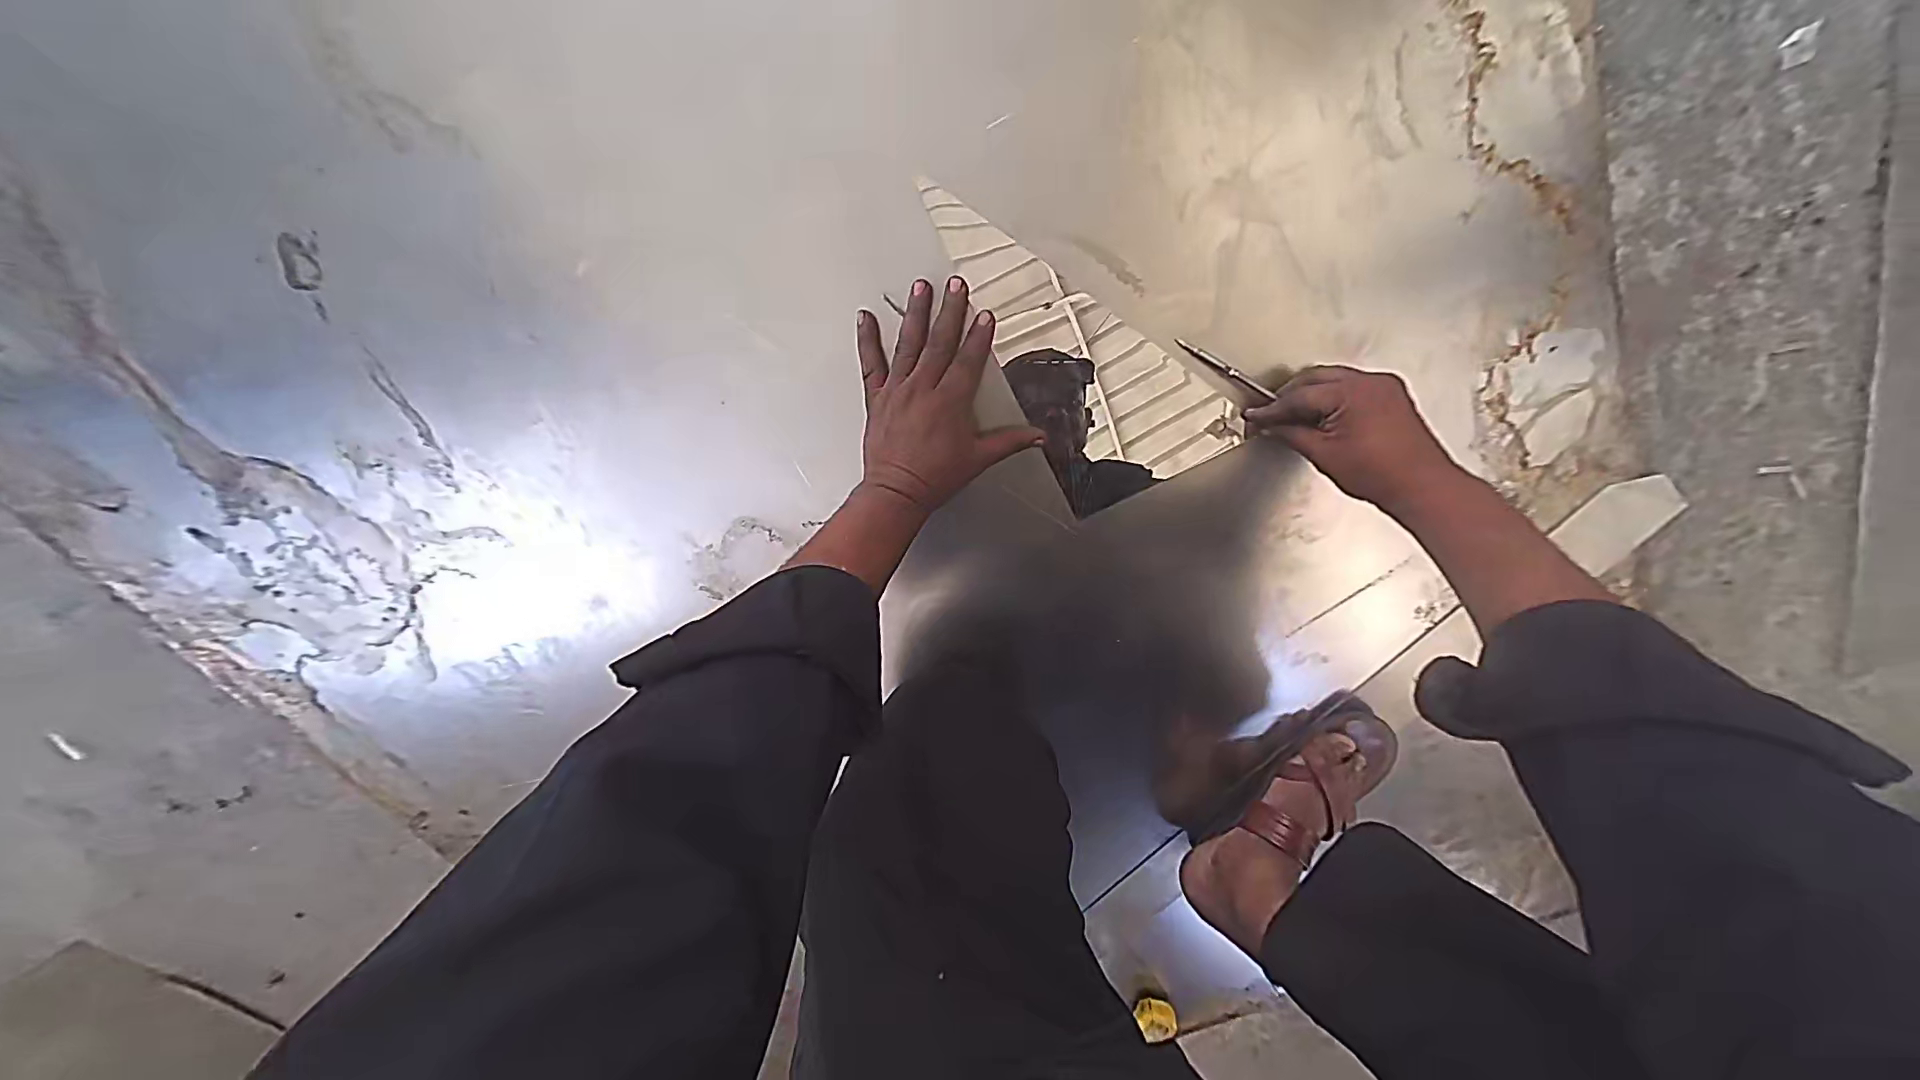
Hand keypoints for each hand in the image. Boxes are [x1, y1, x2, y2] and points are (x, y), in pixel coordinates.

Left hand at [855, 277, 1043, 515]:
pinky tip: (866, 319)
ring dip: (916, 314)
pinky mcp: (877, 398)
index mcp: (950, 402)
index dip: (979, 336)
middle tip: (956, 285)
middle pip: (940, 342)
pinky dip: (867, 340)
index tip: (985, 315)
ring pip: (908, 344)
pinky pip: (871, 364)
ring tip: (920, 288)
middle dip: (950, 311)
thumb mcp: (978, 459)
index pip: (968, 360)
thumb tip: (1037, 437)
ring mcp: (898, 390)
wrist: (896, 493)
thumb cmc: (934, 478)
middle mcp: (923, 389)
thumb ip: (1009, 442)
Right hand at [1244, 365, 1464, 512]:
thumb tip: (1276, 427)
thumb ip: (1292, 434)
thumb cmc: (1384, 473)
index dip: (1273, 408)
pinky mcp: (1391, 397)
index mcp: (1353, 392)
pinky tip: (1321, 416)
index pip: (1300, 395)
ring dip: (1310, 395)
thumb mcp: (1323, 454)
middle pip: (1316, 379)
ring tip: (1293, 417)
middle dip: (1289, 396)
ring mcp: (1384, 388)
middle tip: (1270, 414)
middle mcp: (1372, 383)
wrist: (1420, 486)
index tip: (1257, 415)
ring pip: (1334, 380)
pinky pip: (1352, 388)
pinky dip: (1332, 398)